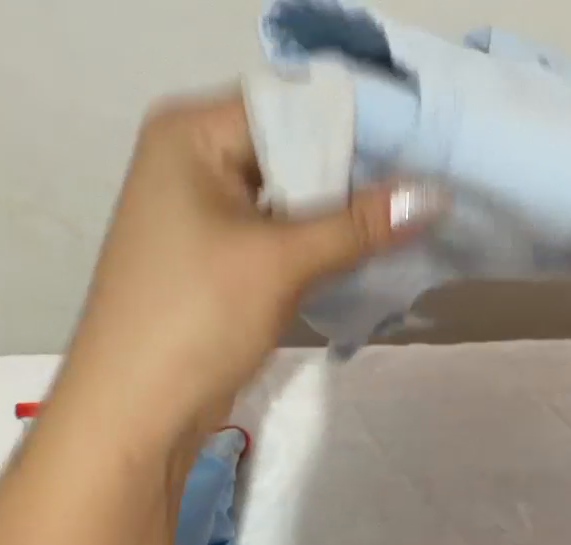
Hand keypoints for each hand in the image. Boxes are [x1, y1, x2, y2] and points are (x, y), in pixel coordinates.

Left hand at [62, 92, 439, 442]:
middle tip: (430, 192)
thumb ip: (359, 225)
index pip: (293, 107)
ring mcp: (206, 214)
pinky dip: (323, 250)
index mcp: (191, 133)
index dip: (361, 129)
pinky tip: (374, 257)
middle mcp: (195, 161)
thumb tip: (437, 195)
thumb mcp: (278, 263)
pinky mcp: (220, 261)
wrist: (133, 413)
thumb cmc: (194, 319)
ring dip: (346, 219)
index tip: (426, 153)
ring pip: (294, 201)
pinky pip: (283, 240)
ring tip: (415, 224)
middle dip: (359, 178)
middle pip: (296, 152)